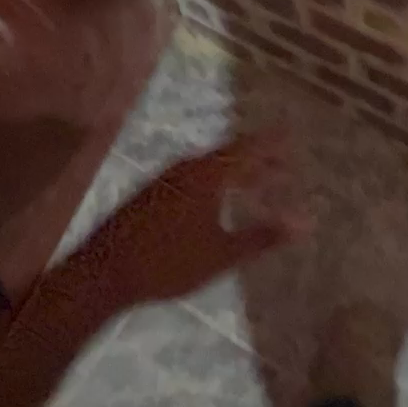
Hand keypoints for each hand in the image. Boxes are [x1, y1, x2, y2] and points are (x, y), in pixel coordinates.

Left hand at [64, 135, 299, 306]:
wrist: (102, 273)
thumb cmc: (167, 262)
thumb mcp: (222, 254)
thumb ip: (263, 236)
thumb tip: (305, 223)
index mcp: (207, 174)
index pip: (248, 149)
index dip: (272, 143)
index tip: (291, 133)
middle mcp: (187, 168)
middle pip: (230, 157)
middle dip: (258, 163)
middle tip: (284, 167)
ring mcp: (165, 180)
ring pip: (210, 169)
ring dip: (236, 174)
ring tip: (255, 186)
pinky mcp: (151, 195)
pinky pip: (194, 179)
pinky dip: (215, 183)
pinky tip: (217, 203)